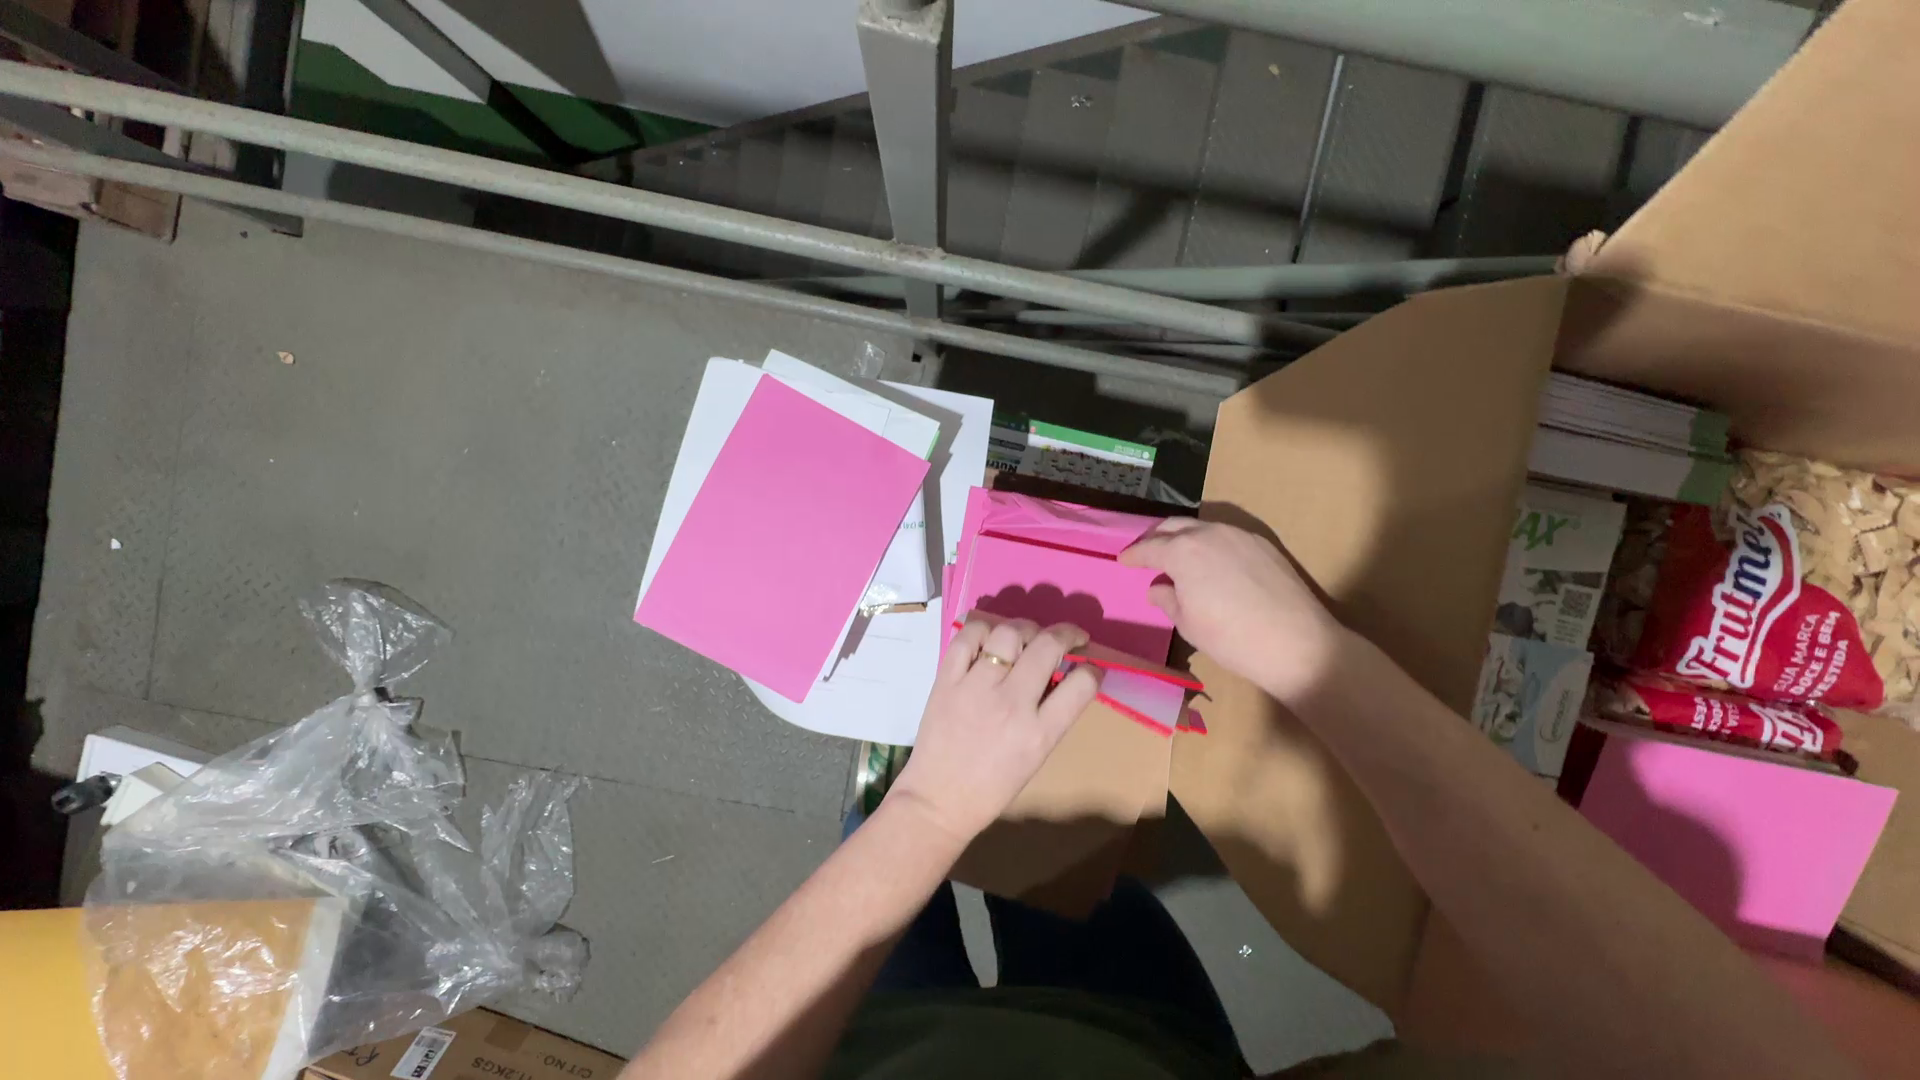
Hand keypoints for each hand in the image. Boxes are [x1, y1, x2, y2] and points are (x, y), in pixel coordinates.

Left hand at [888, 616, 1100, 842]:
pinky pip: (967, 637)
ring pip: (1008, 633)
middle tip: (1070, 637)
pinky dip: (983, 629)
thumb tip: (1061, 676)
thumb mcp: (1037, 756)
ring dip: (1026, 628)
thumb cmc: (993, 786)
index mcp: (1040, 732)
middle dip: (1068, 634)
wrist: (939, 800)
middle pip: (1048, 646)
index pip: (1082, 684)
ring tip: (1029, 636)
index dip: (1093, 669)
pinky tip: (990, 638)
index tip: (1090, 666)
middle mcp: (1011, 703)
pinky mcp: (946, 680)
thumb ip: (1052, 716)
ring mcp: (975, 688)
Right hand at [1119, 518, 1347, 703]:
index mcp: (1182, 551)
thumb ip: (1167, 599)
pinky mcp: (1262, 544)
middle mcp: (1208, 533)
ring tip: (1177, 556)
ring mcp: (1239, 535)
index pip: (1148, 548)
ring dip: (1183, 537)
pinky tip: (1210, 562)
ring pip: (1201, 527)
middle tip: (1146, 554)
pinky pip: (1225, 536)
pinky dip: (1209, 543)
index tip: (1122, 561)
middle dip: (1155, 538)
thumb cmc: (1231, 638)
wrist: (1295, 643)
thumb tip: (1158, 587)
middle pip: (1173, 526)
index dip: (1132, 556)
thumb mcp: (1187, 624)